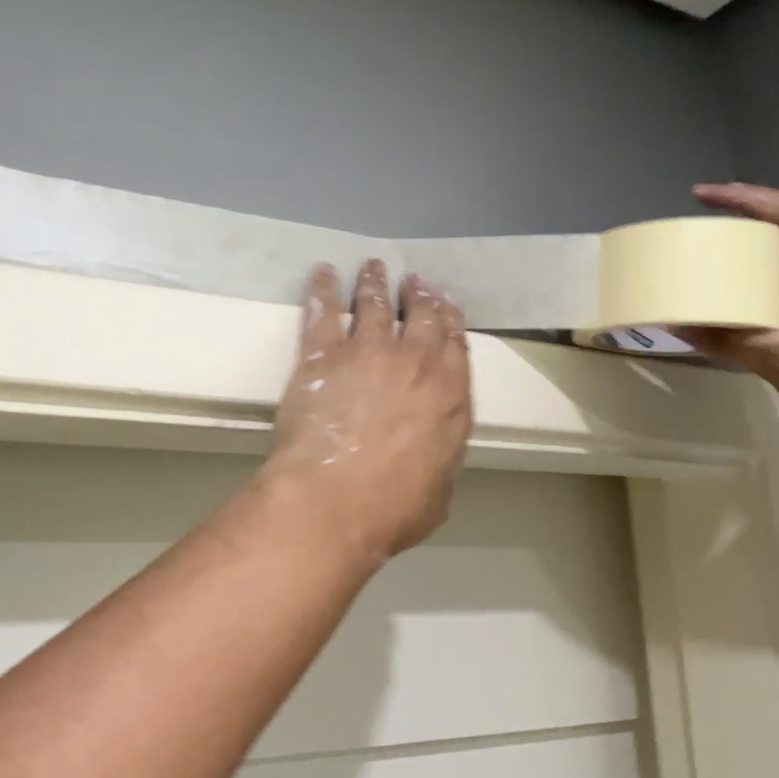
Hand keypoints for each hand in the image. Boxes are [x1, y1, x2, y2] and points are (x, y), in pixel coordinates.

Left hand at [263, 259, 473, 560]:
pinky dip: (324, 289)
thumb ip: (439, 462)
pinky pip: (324, 311)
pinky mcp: (322, 354)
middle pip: (422, 318)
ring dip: (375, 283)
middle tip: (414, 281)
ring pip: (375, 305)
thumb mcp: (437, 495)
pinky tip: (323, 273)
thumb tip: (432, 457)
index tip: (446, 307)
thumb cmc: (391, 510)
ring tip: (373, 267)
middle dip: (420, 296)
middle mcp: (416, 365)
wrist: (333, 499)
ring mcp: (368, 353)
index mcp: (451, 399)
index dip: (451, 323)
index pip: (456, 348)